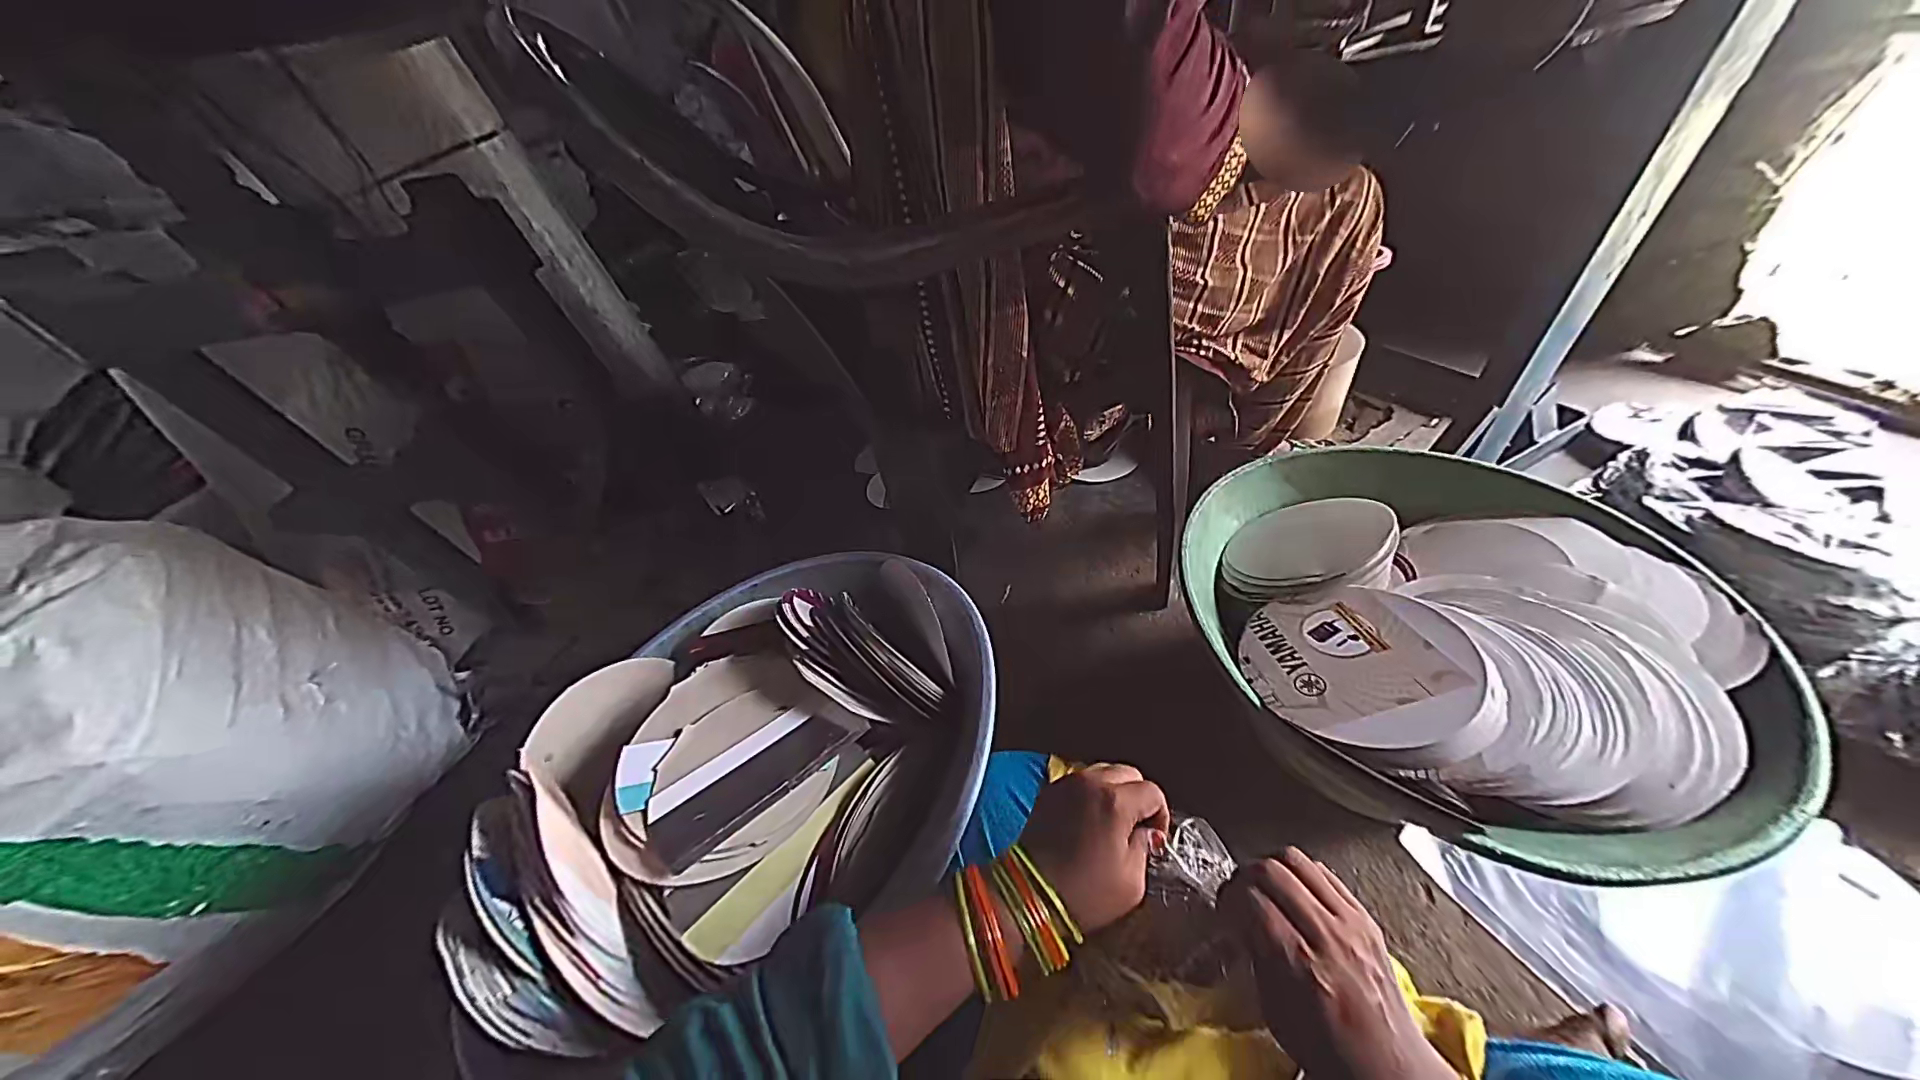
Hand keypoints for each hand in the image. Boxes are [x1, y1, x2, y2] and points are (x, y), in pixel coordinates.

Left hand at [1015, 763, 1169, 932]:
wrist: (1030, 893)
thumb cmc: (1083, 893)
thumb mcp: (1131, 882)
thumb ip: (1145, 849)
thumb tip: (1148, 835)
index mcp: (1115, 801)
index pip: (1152, 792)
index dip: (1161, 815)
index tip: (1156, 837)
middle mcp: (1090, 783)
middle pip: (1128, 773)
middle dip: (1138, 797)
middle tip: (1138, 827)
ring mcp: (1067, 784)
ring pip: (1103, 772)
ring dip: (1114, 791)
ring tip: (1113, 823)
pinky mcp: (1050, 791)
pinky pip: (1080, 781)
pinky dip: (1091, 793)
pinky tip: (1091, 820)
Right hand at [1222, 850, 1455, 1079]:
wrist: (1393, 1070)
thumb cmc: (1332, 1051)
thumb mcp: (1276, 1011)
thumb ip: (1256, 957)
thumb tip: (1239, 921)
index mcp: (1300, 963)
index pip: (1251, 898)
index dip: (1229, 898)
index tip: (1224, 908)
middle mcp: (1328, 935)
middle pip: (1270, 870)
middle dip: (1244, 876)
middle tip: (1239, 892)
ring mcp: (1351, 923)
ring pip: (1296, 859)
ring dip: (1270, 867)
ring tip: (1264, 887)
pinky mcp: (1366, 918)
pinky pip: (1324, 873)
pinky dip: (1300, 874)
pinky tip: (1294, 892)